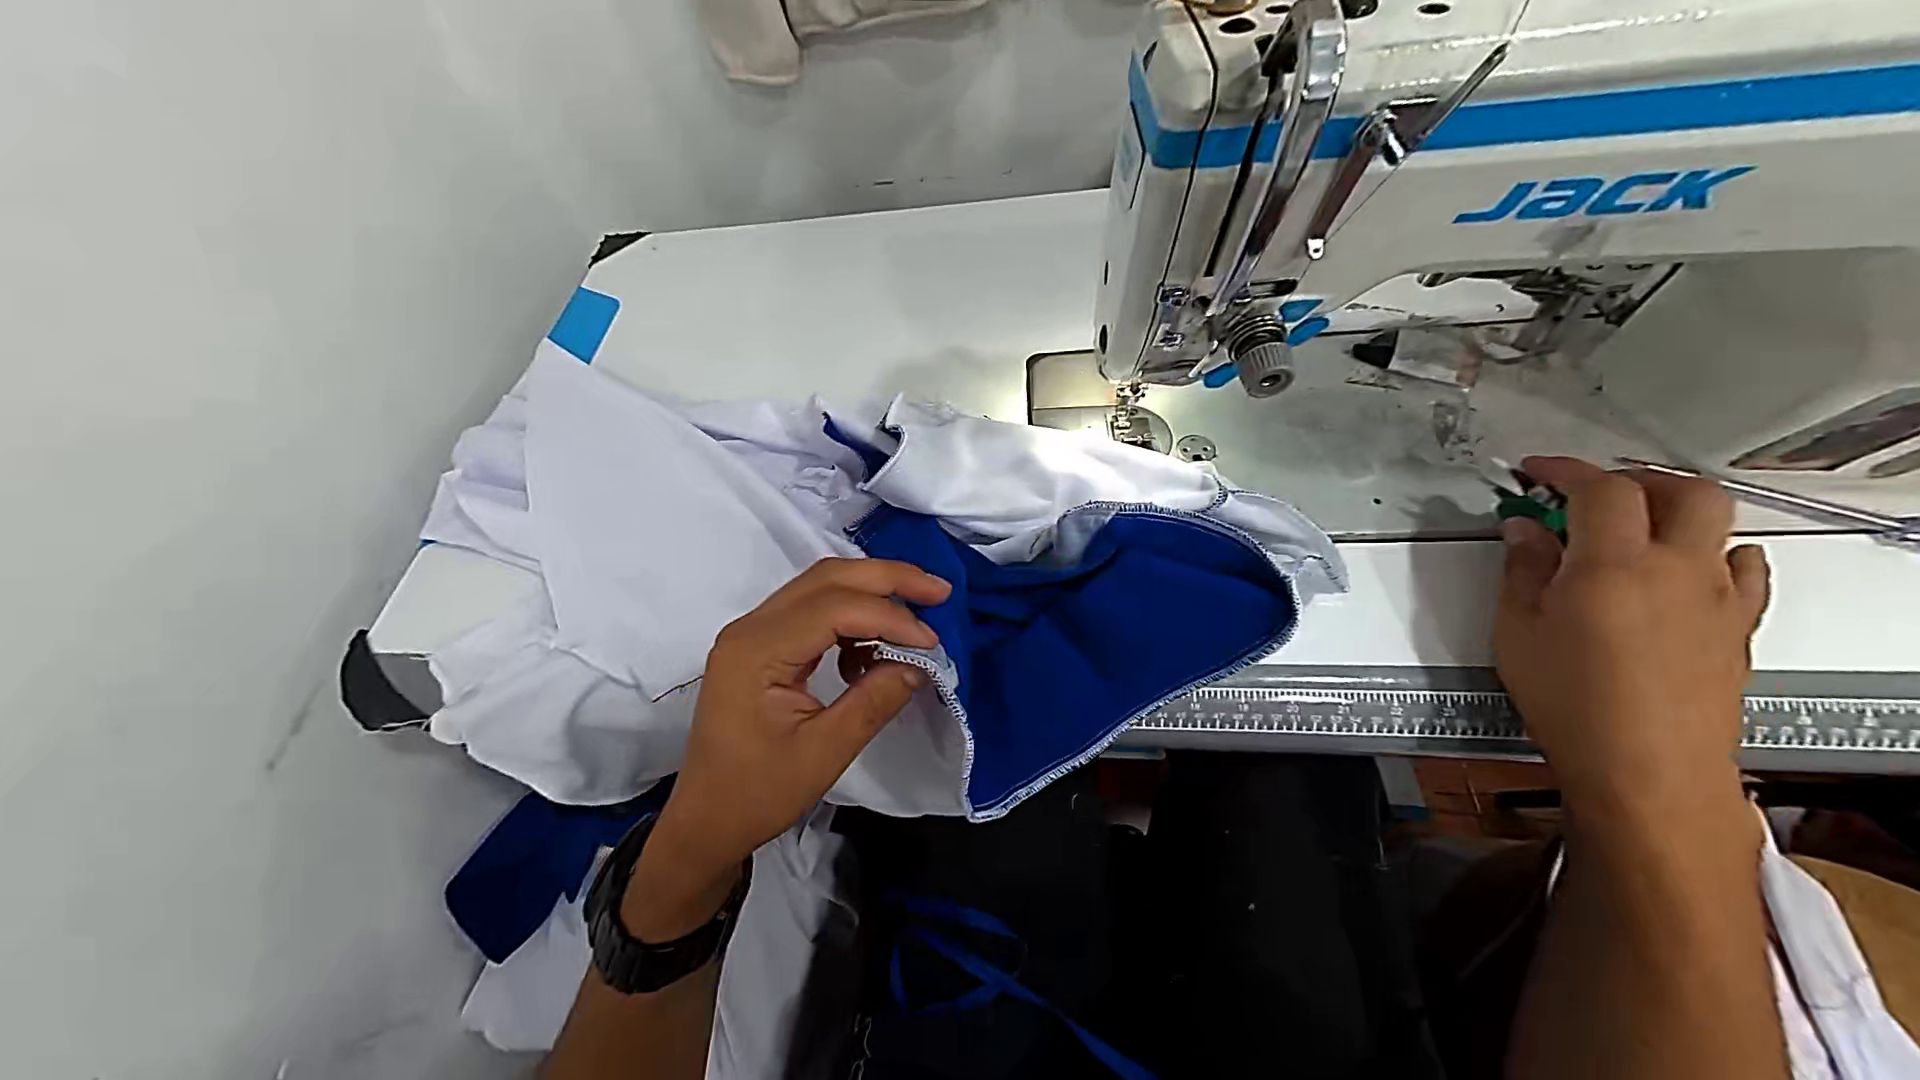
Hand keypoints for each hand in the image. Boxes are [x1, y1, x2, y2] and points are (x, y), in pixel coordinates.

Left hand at [623, 558, 951, 939]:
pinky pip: (814, 608)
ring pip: (822, 586)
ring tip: (917, 612)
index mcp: (757, 650)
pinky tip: (874, 646)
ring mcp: (754, 631)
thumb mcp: (825, 753)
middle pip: (827, 578)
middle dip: (887, 579)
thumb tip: (920, 663)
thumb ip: (875, 701)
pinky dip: (853, 615)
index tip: (931, 643)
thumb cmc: (758, 792)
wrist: (707, 818)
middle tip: (938, 591)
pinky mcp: (763, 642)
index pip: (834, 608)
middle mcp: (751, 627)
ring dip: (872, 591)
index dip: (889, 618)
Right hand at [1495, 457, 1769, 827]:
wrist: (1643, 766)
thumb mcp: (1516, 628)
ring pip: (1718, 524)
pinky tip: (1688, 567)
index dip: (1565, 469)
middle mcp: (1678, 569)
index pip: (1601, 490)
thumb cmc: (1567, 697)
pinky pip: (1743, 569)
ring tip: (1632, 527)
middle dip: (1633, 478)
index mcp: (1613, 565)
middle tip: (1589, 490)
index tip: (1535, 470)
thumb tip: (1525, 529)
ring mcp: (1719, 597)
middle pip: (1680, 491)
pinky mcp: (1740, 627)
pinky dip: (1715, 553)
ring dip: (1674, 510)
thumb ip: (1522, 569)